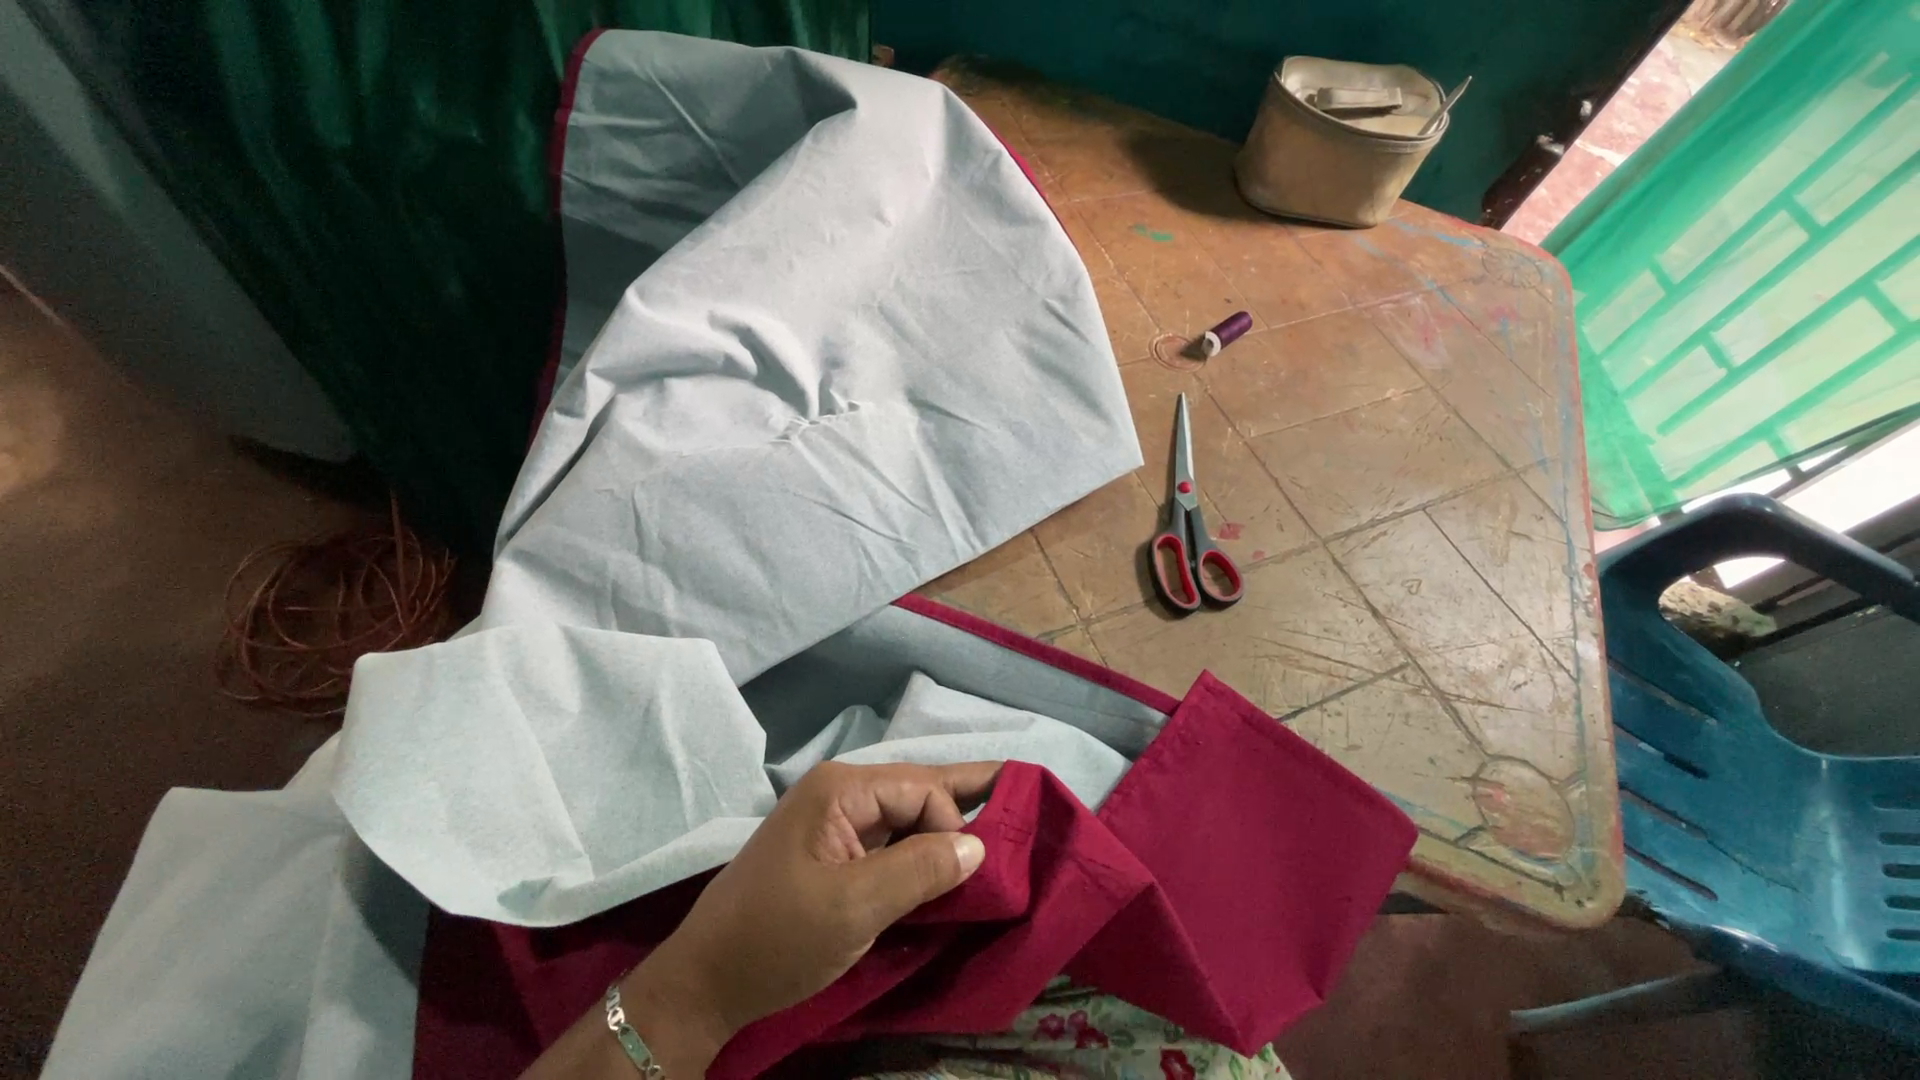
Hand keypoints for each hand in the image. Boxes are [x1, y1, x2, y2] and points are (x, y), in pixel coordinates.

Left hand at [620, 760, 1000, 1076]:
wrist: (705, 981)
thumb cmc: (776, 939)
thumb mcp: (854, 907)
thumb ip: (920, 869)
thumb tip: (979, 846)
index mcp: (842, 789)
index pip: (923, 789)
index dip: (952, 826)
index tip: (965, 876)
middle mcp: (841, 793)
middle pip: (918, 791)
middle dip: (966, 800)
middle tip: (1024, 798)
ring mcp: (834, 823)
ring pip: (906, 816)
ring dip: (945, 829)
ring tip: (1001, 823)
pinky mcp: (832, 853)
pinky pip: (889, 841)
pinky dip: (921, 851)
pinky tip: (950, 858)